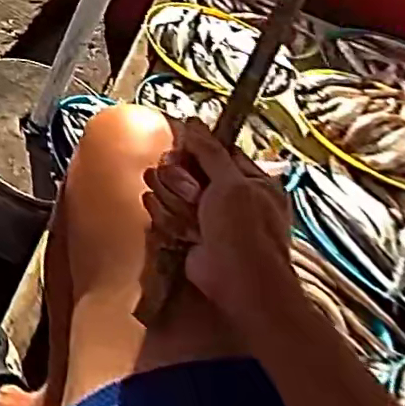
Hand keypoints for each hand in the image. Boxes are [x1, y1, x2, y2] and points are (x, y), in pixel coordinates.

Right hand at [141, 119, 292, 308]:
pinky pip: (156, 206)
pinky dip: (167, 218)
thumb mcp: (233, 187)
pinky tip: (185, 232)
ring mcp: (202, 209)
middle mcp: (225, 192)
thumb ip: (211, 153)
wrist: (237, 281)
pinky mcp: (182, 223)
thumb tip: (194, 123)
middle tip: (194, 196)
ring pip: (162, 185)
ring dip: (171, 201)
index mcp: (247, 180)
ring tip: (192, 220)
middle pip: (176, 164)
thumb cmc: (245, 235)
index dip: (193, 151)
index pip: (207, 148)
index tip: (187, 158)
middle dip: (177, 180)